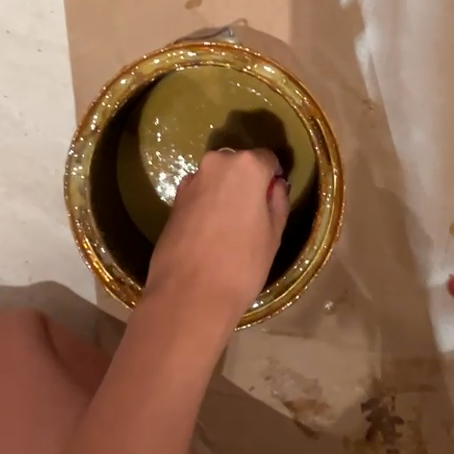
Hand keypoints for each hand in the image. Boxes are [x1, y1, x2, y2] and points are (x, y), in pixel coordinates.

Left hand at [143, 148, 289, 330]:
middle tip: (254, 215)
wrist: (188, 294)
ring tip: (230, 226)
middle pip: (240, 164)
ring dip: (226, 191)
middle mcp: (217, 163)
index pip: (267, 159)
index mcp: (246, 166)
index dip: (273, 178)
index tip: (274, 200)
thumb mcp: (274, 235)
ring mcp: (192, 179)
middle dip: (248, 182)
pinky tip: (210, 232)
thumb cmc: (242, 264)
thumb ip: (278, 202)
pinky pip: (200, 192)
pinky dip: (208, 203)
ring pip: (218, 177)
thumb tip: (275, 186)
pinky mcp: (174, 198)